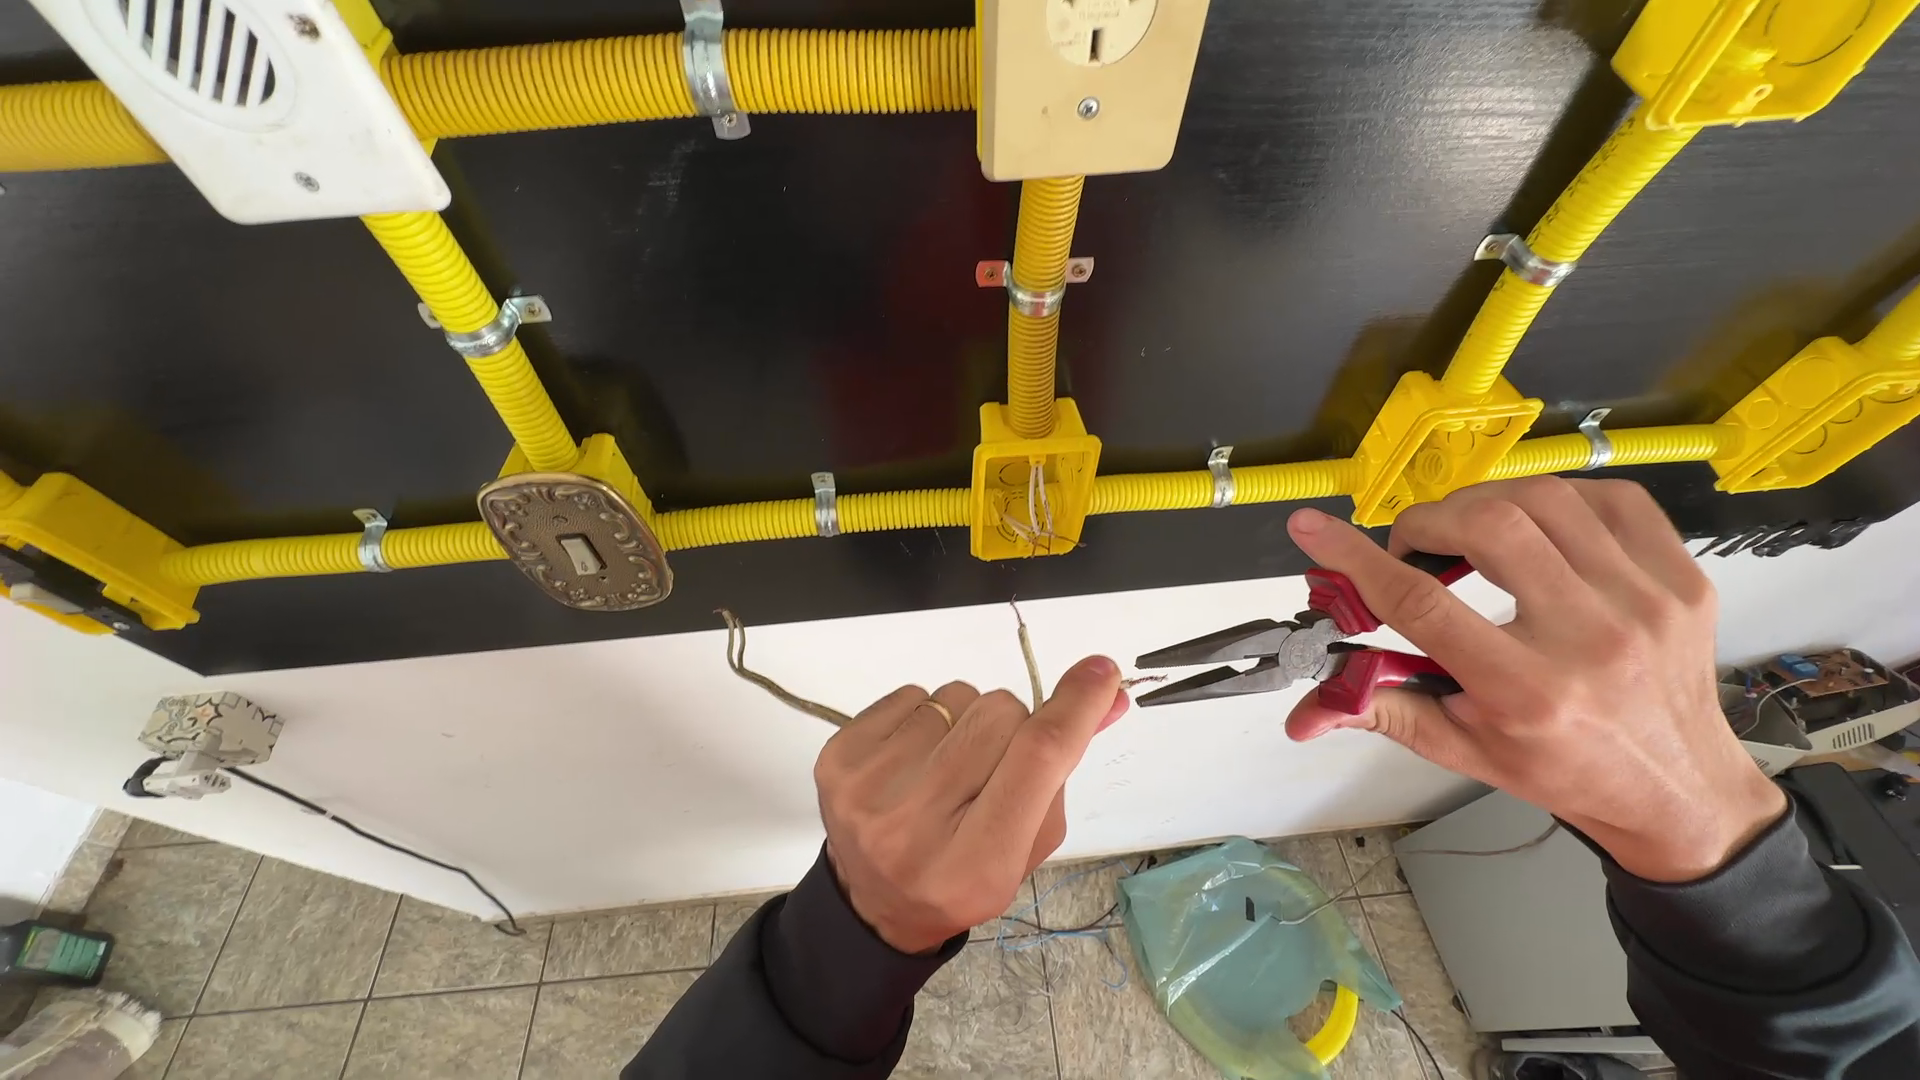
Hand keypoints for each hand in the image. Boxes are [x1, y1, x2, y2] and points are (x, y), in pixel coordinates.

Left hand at [814, 657, 1128, 952]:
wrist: (876, 902)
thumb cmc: (965, 874)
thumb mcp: (1028, 840)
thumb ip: (1064, 768)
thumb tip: (1104, 694)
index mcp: (976, 864)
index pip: (1036, 760)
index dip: (1075, 708)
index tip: (1101, 674)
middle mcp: (915, 827)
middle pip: (998, 714)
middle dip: (1013, 724)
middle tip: (997, 762)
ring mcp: (868, 789)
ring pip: (955, 695)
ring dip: (966, 720)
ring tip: (949, 765)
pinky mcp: (837, 757)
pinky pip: (912, 693)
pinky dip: (926, 714)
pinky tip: (917, 758)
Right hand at [1283, 477, 1786, 882]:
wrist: (1679, 789)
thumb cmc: (1557, 768)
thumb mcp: (1457, 747)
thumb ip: (1377, 711)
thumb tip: (1301, 717)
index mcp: (1525, 688)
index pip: (1420, 602)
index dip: (1355, 558)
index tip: (1311, 528)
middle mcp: (1591, 637)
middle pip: (1489, 529)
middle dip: (1427, 523)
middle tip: (1411, 549)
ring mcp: (1646, 600)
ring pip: (1545, 499)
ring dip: (1482, 505)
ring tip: (1464, 534)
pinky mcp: (1681, 579)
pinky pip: (1610, 499)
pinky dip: (1553, 498)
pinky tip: (1530, 525)